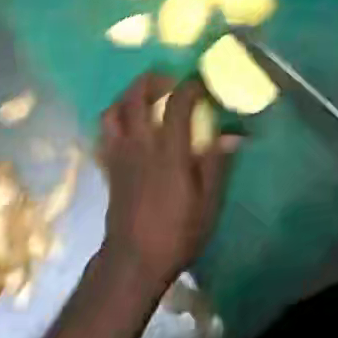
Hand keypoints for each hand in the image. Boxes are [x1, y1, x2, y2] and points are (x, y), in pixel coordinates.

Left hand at [95, 74, 237, 290]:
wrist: (134, 257)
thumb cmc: (177, 233)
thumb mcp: (207, 203)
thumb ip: (216, 164)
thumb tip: (233, 134)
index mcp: (168, 150)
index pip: (176, 104)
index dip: (189, 87)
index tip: (200, 84)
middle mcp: (140, 142)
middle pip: (136, 95)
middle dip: (152, 80)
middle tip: (169, 80)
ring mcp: (119, 151)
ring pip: (114, 108)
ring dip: (128, 94)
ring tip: (145, 96)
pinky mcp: (107, 162)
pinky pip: (104, 129)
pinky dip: (114, 116)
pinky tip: (127, 122)